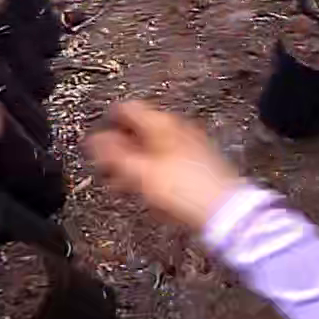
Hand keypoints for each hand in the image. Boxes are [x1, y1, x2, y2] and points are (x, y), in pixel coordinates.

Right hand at [85, 101, 241, 231]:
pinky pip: (168, 161)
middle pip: (141, 129)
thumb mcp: (140, 172)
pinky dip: (152, 171)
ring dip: (135, 161)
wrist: (224, 209)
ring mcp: (190, 145)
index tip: (96, 137)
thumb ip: (114, 154)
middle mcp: (178, 129)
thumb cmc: (185, 189)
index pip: (128, 108)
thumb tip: (94, 140)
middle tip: (105, 164)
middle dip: (120, 146)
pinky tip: (148, 189)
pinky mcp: (198, 164)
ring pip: (154, 147)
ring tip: (122, 182)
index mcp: (163, 124)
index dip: (108, 120)